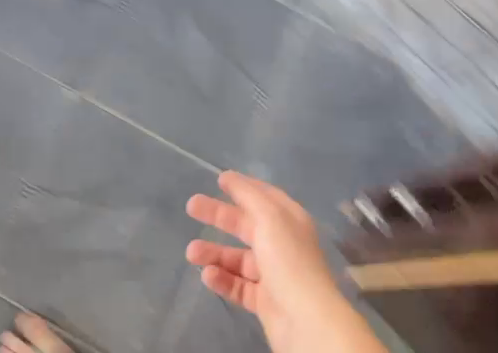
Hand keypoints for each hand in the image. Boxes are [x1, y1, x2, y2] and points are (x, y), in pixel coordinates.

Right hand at [186, 171, 388, 352]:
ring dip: (215, 252)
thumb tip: (230, 176)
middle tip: (191, 206)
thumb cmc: (288, 260)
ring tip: (191, 252)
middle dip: (219, 215)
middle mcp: (282, 242)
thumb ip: (249, 196)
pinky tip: (208, 276)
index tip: (219, 179)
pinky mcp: (265, 301)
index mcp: (289, 219)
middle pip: (246, 224)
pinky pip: (239, 286)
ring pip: (239, 258)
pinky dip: (223, 280)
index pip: (264, 196)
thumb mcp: (269, 218)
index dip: (243, 186)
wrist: (306, 320)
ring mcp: (273, 273)